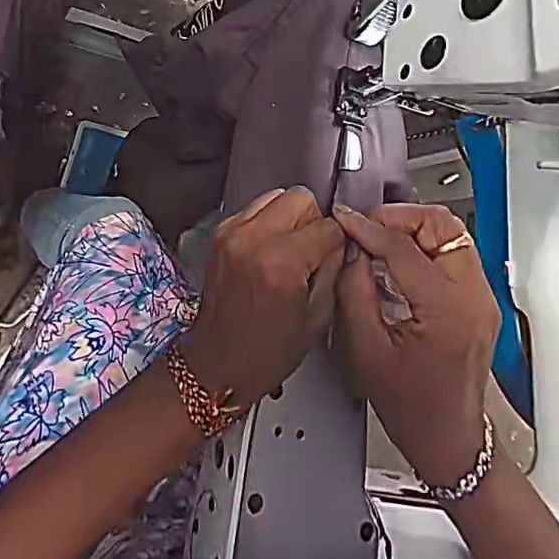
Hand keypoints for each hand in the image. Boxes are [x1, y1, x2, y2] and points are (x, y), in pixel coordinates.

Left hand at [181, 187, 345, 406]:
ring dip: (290, 217)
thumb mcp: (316, 317)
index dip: (337, 243)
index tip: (334, 257)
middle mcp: (252, 240)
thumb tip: (341, 243)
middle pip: (302, 198)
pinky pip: (255, 208)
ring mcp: (232, 234)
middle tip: (312, 250)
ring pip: (277, 195)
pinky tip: (270, 250)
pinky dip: (268, 222)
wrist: (217, 363)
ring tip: (289, 249)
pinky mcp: (220, 235)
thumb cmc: (264, 352)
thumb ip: (334, 270)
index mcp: (280, 263)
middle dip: (314, 221)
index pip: (328, 226)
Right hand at [332, 204, 500, 486]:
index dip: (368, 228)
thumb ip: (355, 290)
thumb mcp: (366, 350)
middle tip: (367, 228)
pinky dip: (424, 247)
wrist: (449, 439)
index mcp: (447, 310)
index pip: (404, 247)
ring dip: (413, 230)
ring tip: (379, 245)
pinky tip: (397, 264)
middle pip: (440, 225)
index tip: (345, 219)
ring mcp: (482, 298)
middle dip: (399, 218)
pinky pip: (454, 254)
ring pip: (451, 234)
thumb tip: (351, 250)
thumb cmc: (412, 408)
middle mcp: (474, 297)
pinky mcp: (480, 301)